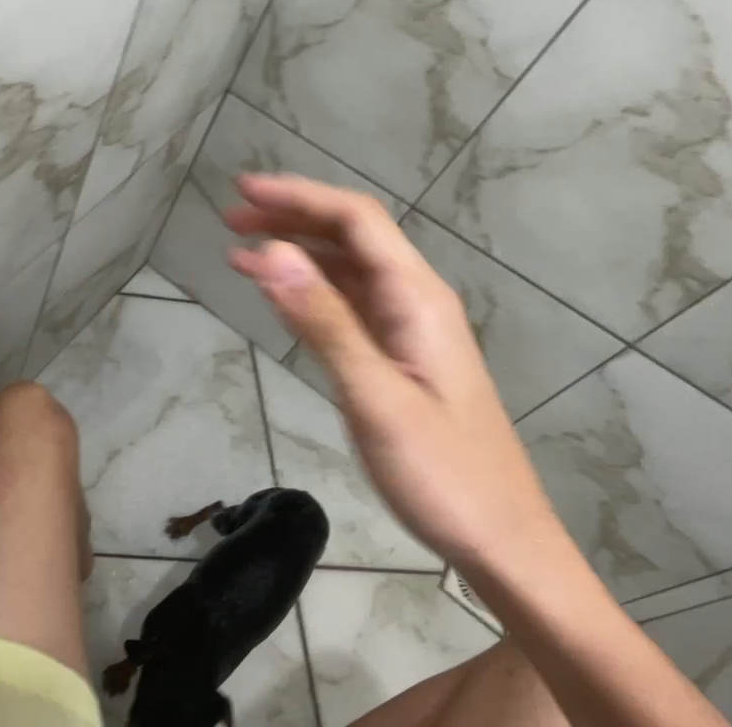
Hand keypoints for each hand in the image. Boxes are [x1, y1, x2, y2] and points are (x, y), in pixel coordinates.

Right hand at [226, 173, 568, 574]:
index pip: (356, 221)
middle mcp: (414, 300)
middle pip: (351, 236)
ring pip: (346, 269)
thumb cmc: (442, 472)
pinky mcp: (398, 357)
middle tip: (231, 217)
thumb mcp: (375, 397)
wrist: (501, 540)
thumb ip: (323, 322)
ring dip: (296, 251)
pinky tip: (278, 295)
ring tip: (239, 251)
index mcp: (416, 298)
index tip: (242, 190)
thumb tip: (271, 252)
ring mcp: (407, 329)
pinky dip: (308, 290)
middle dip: (292, 217)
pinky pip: (348, 304)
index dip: (298, 196)